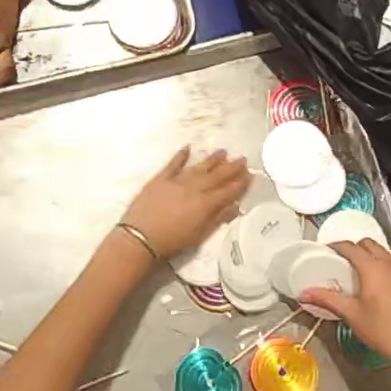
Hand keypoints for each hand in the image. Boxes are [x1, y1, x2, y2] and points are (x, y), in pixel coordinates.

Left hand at [119, 147, 249, 258]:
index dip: (240, 183)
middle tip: (243, 159)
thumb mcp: (199, 235)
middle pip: (216, 176)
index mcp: (206, 204)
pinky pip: (173, 164)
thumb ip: (217, 219)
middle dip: (231, 167)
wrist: (140, 237)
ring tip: (223, 152)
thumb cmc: (171, 242)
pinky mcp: (159, 179)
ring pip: (198, 168)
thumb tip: (235, 207)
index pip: (228, 191)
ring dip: (212, 160)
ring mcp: (176, 182)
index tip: (250, 175)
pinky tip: (188, 148)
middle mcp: (194, 189)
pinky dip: (181, 156)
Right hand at [299, 240, 390, 379]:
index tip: (324, 251)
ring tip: (354, 273)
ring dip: (367, 256)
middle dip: (352, 248)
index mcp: (373, 267)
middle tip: (338, 262)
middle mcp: (390, 263)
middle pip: (368, 244)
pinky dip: (379, 265)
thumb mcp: (352, 314)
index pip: (350, 247)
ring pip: (382, 253)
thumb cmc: (384, 330)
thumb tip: (303, 294)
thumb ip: (327, 300)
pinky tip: (373, 286)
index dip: (335, 246)